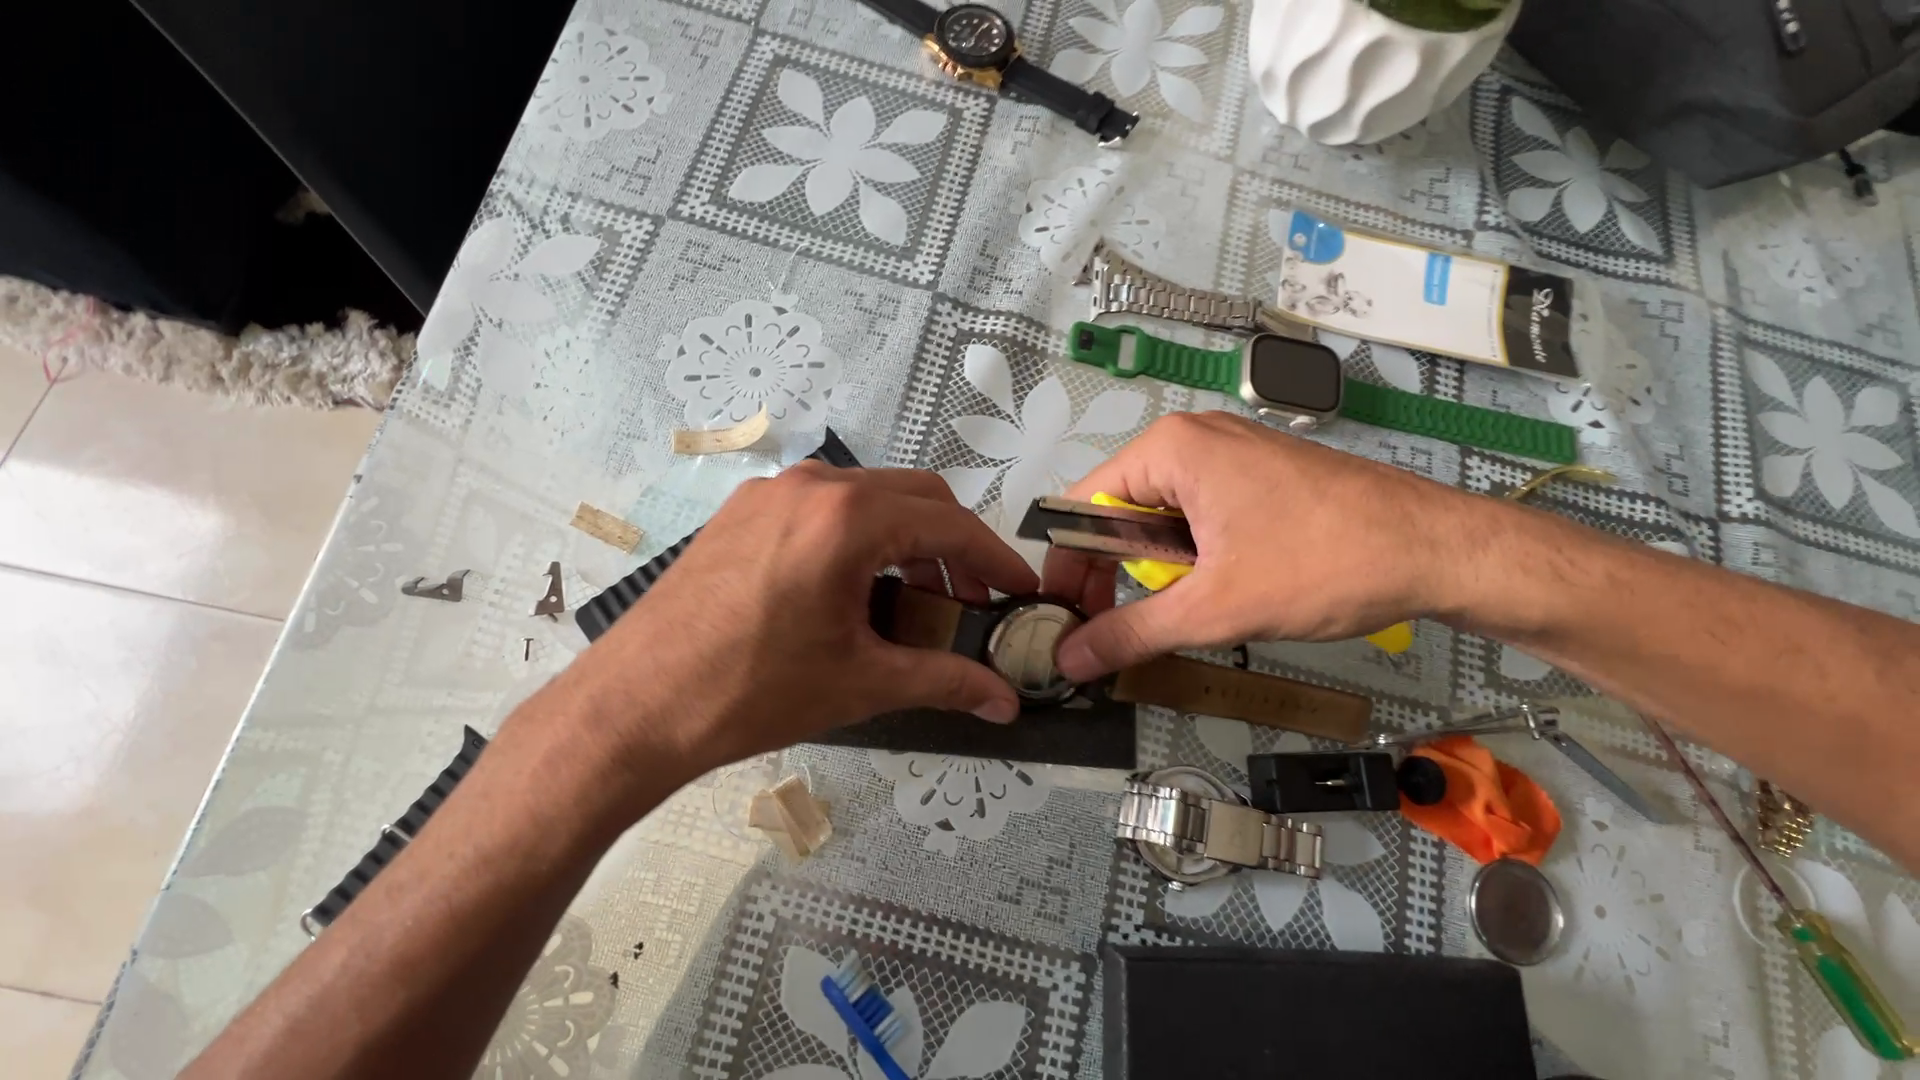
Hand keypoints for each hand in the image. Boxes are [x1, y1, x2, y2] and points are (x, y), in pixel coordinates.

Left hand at [544, 463, 1037, 788]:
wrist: (635, 706)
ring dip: (906, 539)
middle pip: (915, 497)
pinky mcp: (742, 511)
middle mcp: (812, 485)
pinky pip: (824, 506)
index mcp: (847, 517)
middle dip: (954, 546)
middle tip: (970, 600)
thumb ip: (945, 681)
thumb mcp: (861, 683)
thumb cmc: (753, 693)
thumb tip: (1007, 704)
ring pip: (868, 497)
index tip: (1019, 591)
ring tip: (915, 599)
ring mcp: (771, 492)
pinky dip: (860, 536)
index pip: (949, 525)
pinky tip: (855, 587)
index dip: (994, 559)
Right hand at [1043, 411, 1488, 679]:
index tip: (1063, 620)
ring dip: (1155, 570)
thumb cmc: (1323, 565)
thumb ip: (1130, 633)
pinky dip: (1191, 557)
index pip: (1081, 505)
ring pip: (1160, 518)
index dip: (1064, 567)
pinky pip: (1198, 515)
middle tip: (1109, 631)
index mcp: (1170, 449)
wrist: (1441, 550)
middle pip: (1118, 510)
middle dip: (1109, 572)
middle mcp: (1194, 439)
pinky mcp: (1260, 476)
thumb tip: (1067, 661)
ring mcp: (1232, 454)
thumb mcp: (1214, 608)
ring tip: (1176, 611)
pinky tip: (1213, 588)